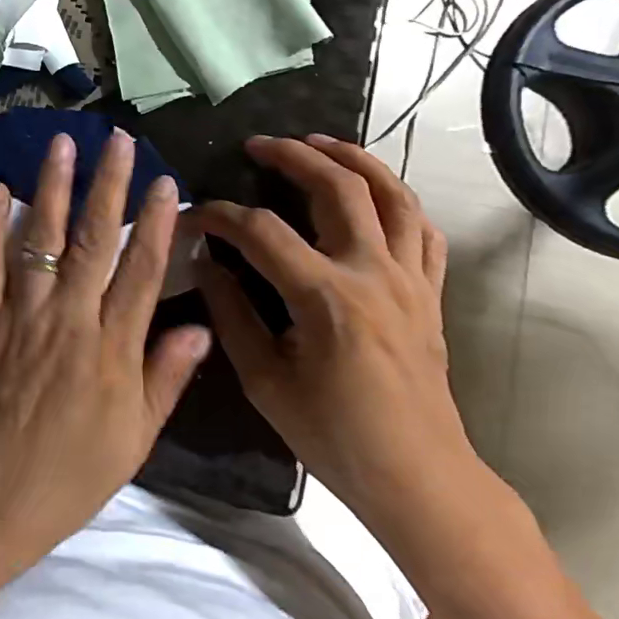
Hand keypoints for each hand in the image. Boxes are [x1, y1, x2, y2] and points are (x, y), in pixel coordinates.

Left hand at [0, 130, 211, 584]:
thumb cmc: (73, 472)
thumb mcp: (136, 437)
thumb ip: (166, 376)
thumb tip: (199, 325)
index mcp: (113, 348)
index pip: (143, 271)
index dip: (157, 223)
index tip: (166, 182)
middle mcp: (69, 318)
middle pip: (93, 240)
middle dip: (107, 185)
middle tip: (118, 141)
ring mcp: (21, 313)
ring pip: (40, 239)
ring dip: (51, 188)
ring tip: (60, 145)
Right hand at [193, 134, 474, 520]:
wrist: (417, 475)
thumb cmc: (331, 431)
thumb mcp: (261, 376)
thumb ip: (229, 310)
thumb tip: (203, 262)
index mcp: (326, 297)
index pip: (260, 230)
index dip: (217, 215)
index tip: (189, 216)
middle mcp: (373, 274)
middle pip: (339, 189)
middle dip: (294, 156)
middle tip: (258, 144)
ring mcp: (410, 280)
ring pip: (393, 195)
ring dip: (355, 160)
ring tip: (319, 143)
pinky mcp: (429, 293)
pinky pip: (422, 229)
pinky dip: (396, 198)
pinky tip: (371, 191)